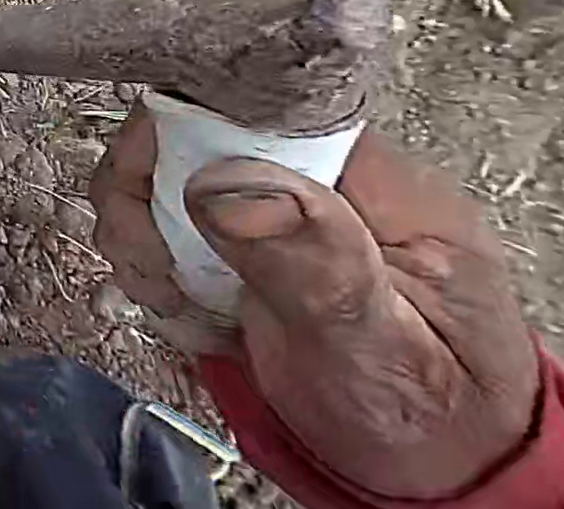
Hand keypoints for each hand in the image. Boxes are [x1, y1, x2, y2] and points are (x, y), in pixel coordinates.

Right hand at [89, 105, 540, 498]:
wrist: (420, 460)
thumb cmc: (425, 417)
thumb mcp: (385, 354)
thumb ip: (321, 271)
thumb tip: (231, 187)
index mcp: (369, 174)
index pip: (254, 102)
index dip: (182, 136)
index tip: (163, 208)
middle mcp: (308, 165)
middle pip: (184, 127)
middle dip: (146, 198)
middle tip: (156, 268)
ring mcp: (263, 192)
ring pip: (155, 164)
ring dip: (138, 233)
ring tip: (169, 296)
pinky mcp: (230, 220)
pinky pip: (153, 206)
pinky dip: (144, 256)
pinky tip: (175, 299)